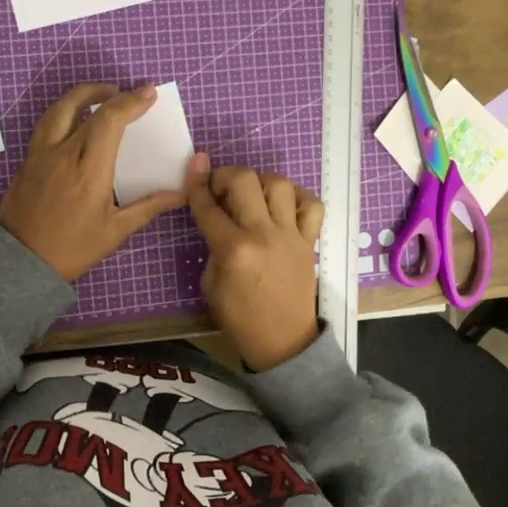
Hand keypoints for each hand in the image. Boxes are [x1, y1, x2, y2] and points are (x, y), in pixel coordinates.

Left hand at [0, 83, 186, 282]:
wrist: (19, 262)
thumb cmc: (71, 249)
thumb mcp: (114, 232)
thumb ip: (147, 207)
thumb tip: (181, 193)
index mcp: (88, 170)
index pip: (109, 121)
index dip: (131, 102)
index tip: (149, 93)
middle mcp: (63, 153)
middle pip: (85, 106)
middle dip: (111, 94)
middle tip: (130, 96)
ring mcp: (41, 153)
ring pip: (59, 108)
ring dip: (83, 95)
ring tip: (102, 98)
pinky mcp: (28, 159)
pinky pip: (47, 123)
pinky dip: (65, 111)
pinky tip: (76, 120)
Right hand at [185, 153, 323, 370]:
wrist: (283, 342)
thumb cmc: (239, 318)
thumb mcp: (210, 284)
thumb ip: (214, 245)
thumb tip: (219, 217)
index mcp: (233, 250)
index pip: (208, 206)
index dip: (196, 182)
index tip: (195, 163)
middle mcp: (263, 235)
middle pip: (245, 181)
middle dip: (226, 175)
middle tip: (221, 188)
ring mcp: (291, 236)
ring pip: (279, 184)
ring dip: (261, 182)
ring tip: (252, 195)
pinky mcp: (310, 242)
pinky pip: (312, 205)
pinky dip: (298, 197)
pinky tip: (283, 205)